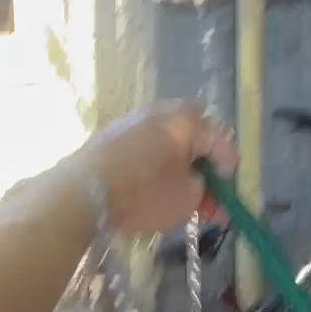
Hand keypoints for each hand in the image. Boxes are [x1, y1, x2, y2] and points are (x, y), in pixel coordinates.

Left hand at [73, 101, 236, 237]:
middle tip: (203, 187)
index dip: (229, 168)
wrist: (81, 191)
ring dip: (176, 160)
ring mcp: (132, 119)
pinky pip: (144, 144)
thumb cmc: (142, 193)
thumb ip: (201, 189)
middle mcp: (161, 111)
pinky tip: (148, 184)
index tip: (225, 193)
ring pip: (167, 137)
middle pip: (193, 131)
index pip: (221, 139)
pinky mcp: (110, 133)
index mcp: (186, 121)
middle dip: (202, 158)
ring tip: (175, 190)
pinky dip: (153, 161)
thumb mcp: (186, 200)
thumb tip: (196, 181)